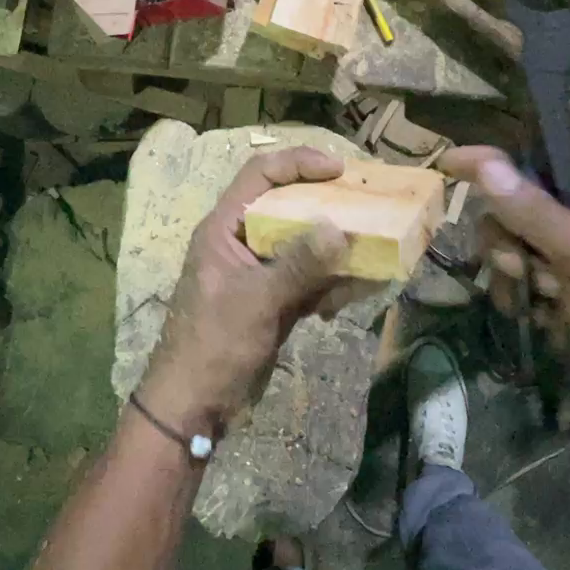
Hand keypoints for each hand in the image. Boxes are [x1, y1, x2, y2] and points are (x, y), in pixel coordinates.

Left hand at [137, 147, 358, 436]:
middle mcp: (242, 242)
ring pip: (304, 244)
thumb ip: (298, 264)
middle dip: (327, 205)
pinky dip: (335, 282)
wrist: (195, 406)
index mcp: (224, 228)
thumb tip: (339, 228)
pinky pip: (310, 280)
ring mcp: (260, 273)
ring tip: (375, 248)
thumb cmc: (214, 345)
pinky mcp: (275, 301)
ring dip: (338, 248)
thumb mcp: (256, 301)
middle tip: (368, 203)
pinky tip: (362, 287)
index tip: (339, 169)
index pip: (260, 176)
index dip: (297, 163)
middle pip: (287, 206)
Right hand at [439, 147, 569, 442]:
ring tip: (534, 296)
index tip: (452, 164)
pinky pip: (520, 275)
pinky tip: (531, 313)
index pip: (546, 163)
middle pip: (520, 204)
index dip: (500, 164)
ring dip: (513, 267)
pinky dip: (518, 292)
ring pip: (514, 241)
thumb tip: (485, 164)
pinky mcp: (563, 293)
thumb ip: (533, 212)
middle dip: (509, 234)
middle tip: (518, 262)